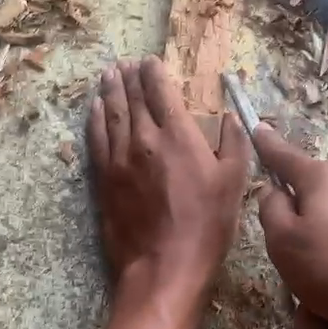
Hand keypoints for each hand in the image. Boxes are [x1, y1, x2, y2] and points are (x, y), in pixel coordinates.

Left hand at [87, 58, 252, 316]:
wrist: (163, 267)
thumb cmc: (205, 226)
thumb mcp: (233, 183)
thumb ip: (234, 143)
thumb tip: (230, 116)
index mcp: (178, 135)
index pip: (161, 91)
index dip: (155, 72)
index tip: (151, 61)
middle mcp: (144, 139)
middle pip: (132, 98)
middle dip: (130, 76)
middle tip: (126, 63)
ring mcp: (119, 158)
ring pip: (111, 113)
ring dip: (110, 90)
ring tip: (109, 74)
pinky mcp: (103, 179)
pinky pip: (96, 138)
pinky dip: (94, 118)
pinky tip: (93, 108)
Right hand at [253, 127, 327, 328]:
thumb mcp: (283, 241)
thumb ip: (270, 209)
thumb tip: (274, 190)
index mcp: (322, 178)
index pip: (286, 157)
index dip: (268, 146)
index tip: (259, 127)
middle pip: (312, 207)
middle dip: (299, 243)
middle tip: (294, 280)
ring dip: (321, 270)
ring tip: (318, 315)